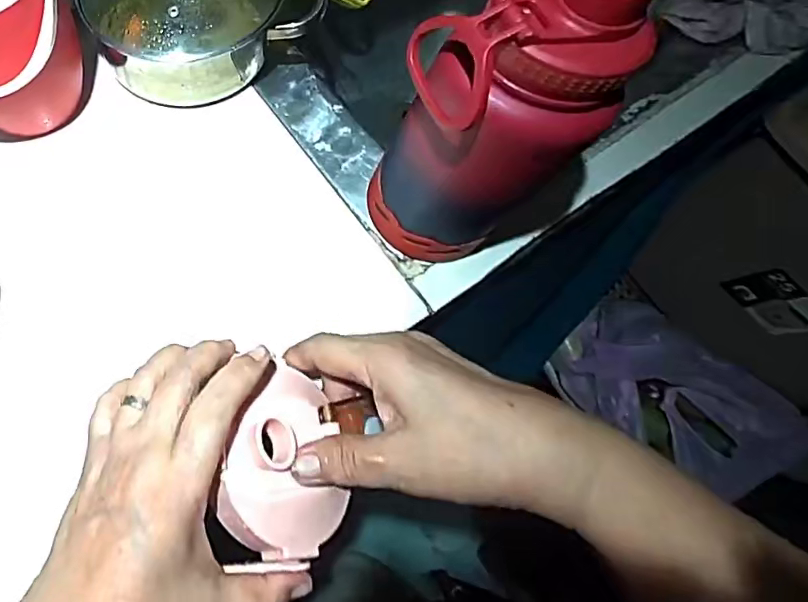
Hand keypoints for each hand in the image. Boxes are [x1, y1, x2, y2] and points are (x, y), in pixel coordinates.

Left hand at [23, 342, 311, 601]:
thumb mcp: (208, 599)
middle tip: (234, 351)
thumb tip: (296, 580)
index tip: (259, 359)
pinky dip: (130, 385)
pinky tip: (143, 383)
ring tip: (196, 354)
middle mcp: (141, 461)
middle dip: (211, 353)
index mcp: (175, 487)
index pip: (215, 405)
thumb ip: (262, 587)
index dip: (242, 373)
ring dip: (173, 358)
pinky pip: (108, 405)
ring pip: (142, 382)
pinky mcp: (91, 465)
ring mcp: (112, 457)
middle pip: (178, 378)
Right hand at [282, 332, 601, 521]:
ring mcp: (420, 357)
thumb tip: (299, 461)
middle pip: (339, 359)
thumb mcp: (396, 461)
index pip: (318, 346)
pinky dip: (369, 404)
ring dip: (344, 403)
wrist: (539, 449)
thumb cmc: (467, 448)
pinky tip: (372, 438)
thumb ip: (341, 459)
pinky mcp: (435, 374)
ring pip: (363, 372)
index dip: (289, 367)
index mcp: (381, 354)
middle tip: (298, 435)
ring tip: (333, 444)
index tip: (267, 396)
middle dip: (315, 395)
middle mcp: (398, 345)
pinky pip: (386, 380)